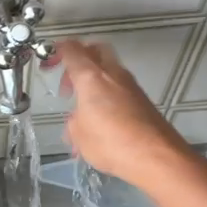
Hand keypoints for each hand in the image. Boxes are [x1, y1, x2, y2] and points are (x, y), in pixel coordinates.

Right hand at [53, 39, 191, 189]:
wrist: (156, 157)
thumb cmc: (111, 142)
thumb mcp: (78, 135)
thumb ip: (74, 121)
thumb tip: (78, 120)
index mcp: (91, 77)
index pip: (73, 50)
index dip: (59, 50)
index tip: (50, 58)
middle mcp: (113, 74)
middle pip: (96, 50)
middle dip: (79, 60)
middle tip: (69, 82)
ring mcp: (131, 86)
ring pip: (109, 71)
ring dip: (93, 83)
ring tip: (82, 110)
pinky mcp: (142, 100)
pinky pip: (118, 90)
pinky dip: (106, 98)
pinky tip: (100, 123)